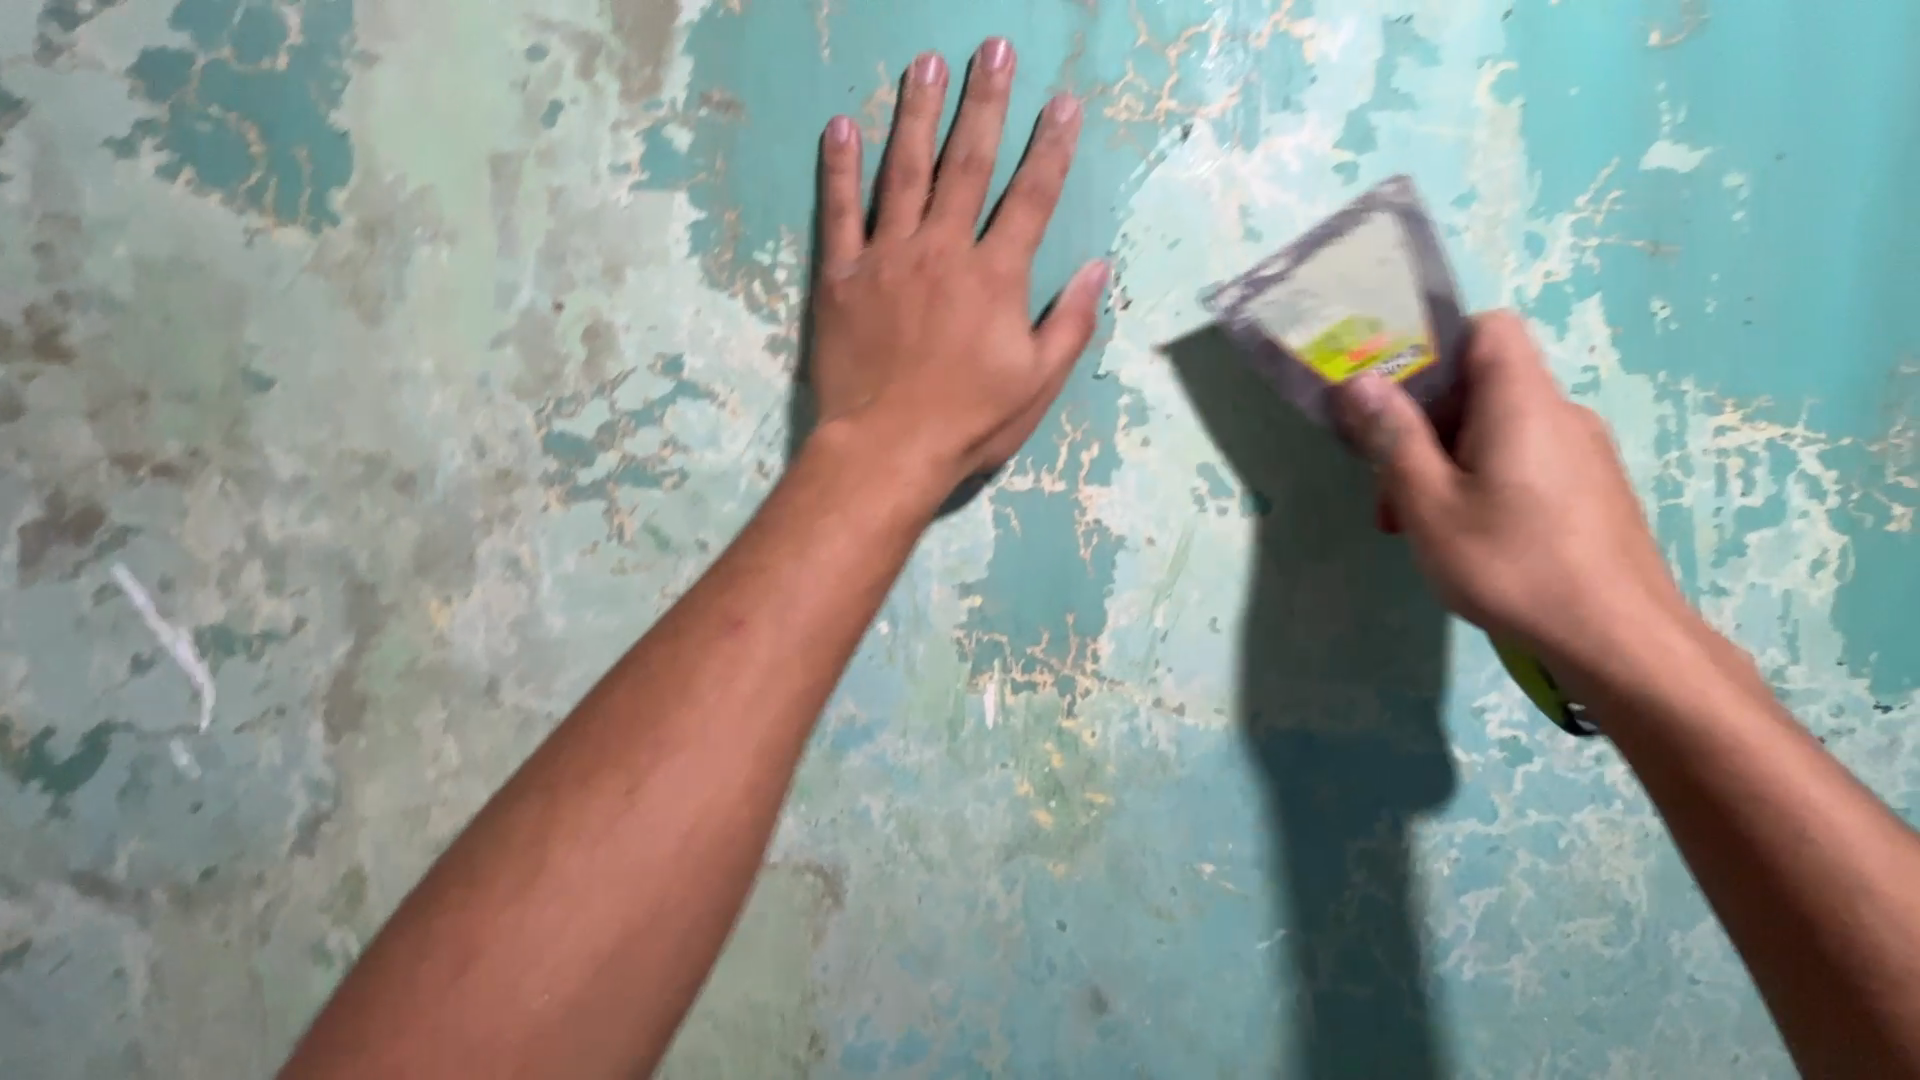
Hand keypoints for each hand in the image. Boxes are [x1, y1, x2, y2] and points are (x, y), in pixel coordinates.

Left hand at [807, 38, 1108, 492]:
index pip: (1031, 197)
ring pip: (903, 172)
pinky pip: (839, 212)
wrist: (887, 449)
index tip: (1062, 103)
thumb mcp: (1038, 384)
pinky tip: (841, 127)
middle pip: (967, 164)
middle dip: (985, 104)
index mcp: (995, 276)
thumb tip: (1098, 268)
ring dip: (916, 114)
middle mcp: (942, 250)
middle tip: (992, 49)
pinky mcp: (841, 277)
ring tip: (925, 65)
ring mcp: (887, 258)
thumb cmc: (968, 423)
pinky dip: (838, 168)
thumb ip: (1071, 323)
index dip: (1050, 148)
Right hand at [1332, 312, 1693, 672]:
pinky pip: (1522, 460)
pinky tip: (1465, 536)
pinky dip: (1480, 480)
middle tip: (1388, 489)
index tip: (1393, 398)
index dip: (1436, 346)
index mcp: (1521, 403)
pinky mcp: (1590, 488)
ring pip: (1497, 430)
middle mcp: (1559, 414)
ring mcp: (1582, 452)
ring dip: (1445, 461)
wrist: (1618, 639)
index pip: (1487, 328)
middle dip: (1423, 425)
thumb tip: (1361, 380)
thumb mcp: (1429, 504)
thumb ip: (1394, 437)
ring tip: (1418, 524)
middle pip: (1481, 386)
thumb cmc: (1511, 565)